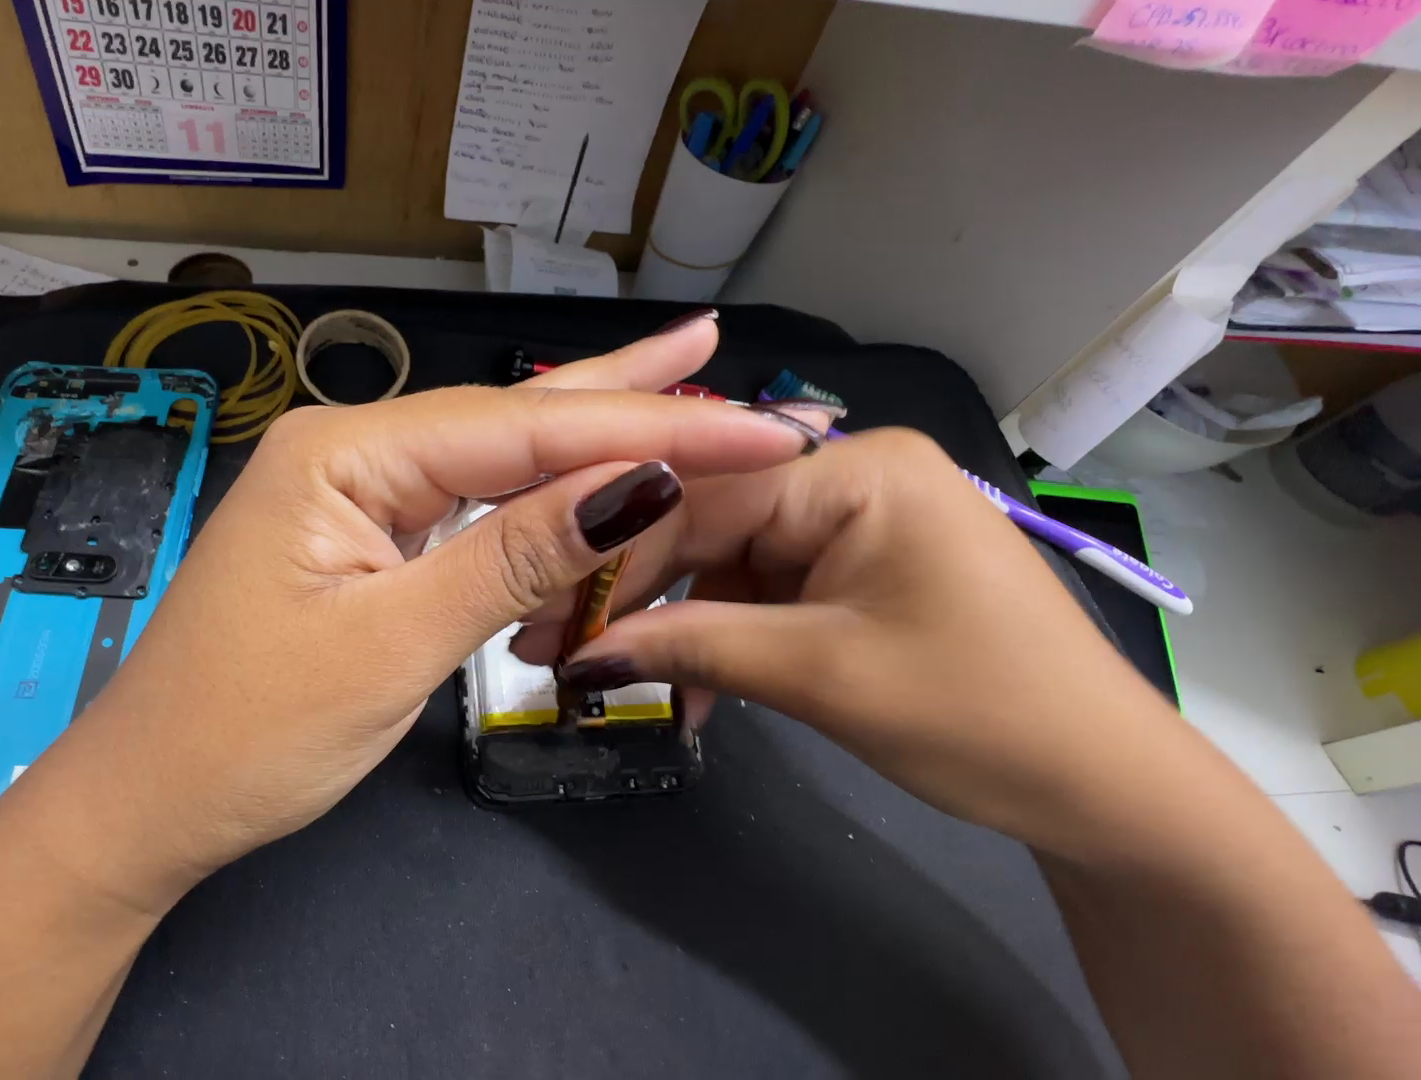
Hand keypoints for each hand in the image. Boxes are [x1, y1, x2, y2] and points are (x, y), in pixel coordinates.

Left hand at [24, 314, 820, 913]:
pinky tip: (582, 474)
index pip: (526, 428)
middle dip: (622, 394)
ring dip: (586, 435)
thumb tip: (637, 487)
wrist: (151, 800)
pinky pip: (467, 506)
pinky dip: (537, 496)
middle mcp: (352, 451)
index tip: (756, 428)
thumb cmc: (252, 732)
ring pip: (493, 459)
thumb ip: (514, 556)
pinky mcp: (363, 538)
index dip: (649, 429)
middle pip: (510, 418)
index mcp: (346, 453)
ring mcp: (356, 494)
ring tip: (676, 386)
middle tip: (713, 347)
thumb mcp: (394, 643)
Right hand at [514, 426, 1186, 849]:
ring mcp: (854, 520)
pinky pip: (764, 589)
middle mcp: (850, 474)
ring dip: (681, 627)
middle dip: (642, 594)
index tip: (552, 619)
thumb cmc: (979, 715)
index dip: (618, 558)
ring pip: (728, 562)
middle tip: (566, 650)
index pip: (701, 495)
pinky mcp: (855, 565)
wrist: (1107, 790)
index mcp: (855, 469)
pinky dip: (726, 638)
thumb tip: (578, 654)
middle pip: (710, 524)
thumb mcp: (818, 676)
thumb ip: (691, 648)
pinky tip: (696, 688)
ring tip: (632, 683)